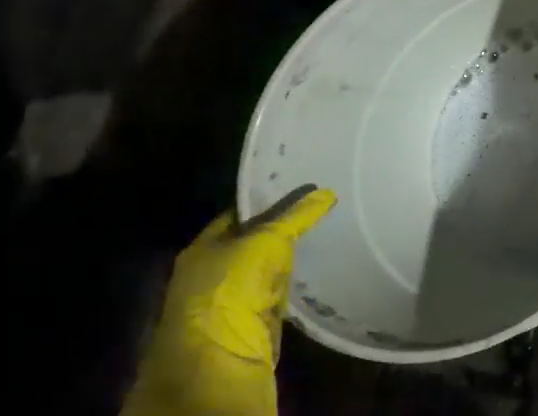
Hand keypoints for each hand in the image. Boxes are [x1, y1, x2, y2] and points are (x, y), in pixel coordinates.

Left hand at [123, 187, 334, 415]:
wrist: (222, 354)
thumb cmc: (229, 288)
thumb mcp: (265, 241)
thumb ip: (295, 216)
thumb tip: (326, 192)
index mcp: (202, 248)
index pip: (240, 213)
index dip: (270, 197)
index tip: (306, 184)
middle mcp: (214, 269)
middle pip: (257, 237)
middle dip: (288, 223)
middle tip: (326, 201)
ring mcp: (236, 293)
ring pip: (273, 261)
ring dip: (297, 249)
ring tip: (334, 224)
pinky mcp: (259, 312)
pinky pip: (284, 284)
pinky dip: (301, 274)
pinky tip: (326, 259)